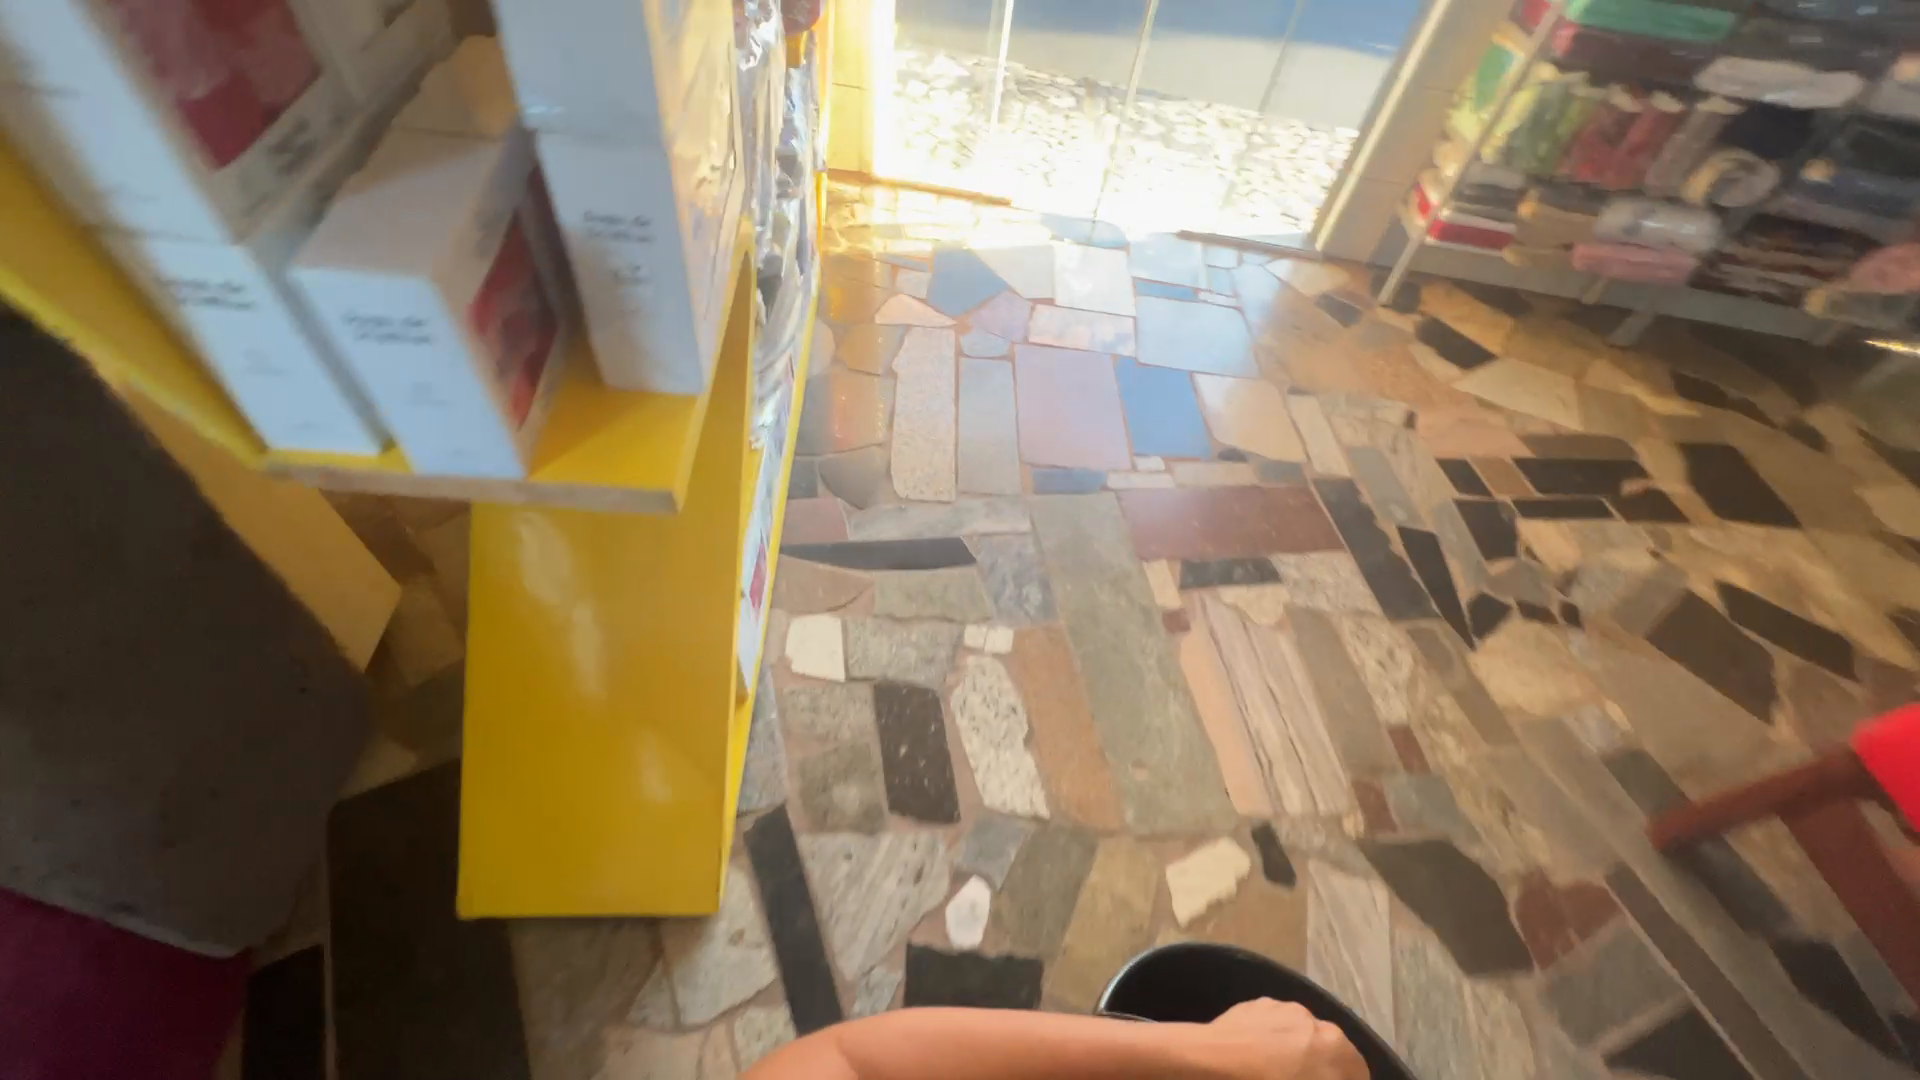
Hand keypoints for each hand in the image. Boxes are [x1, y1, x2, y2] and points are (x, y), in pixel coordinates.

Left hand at [1183, 998, 1369, 1079]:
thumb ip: (1329, 1078)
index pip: (1359, 1072)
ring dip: (1298, 1053)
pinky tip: (1257, 1059)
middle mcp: (1312, 1018)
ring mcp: (1280, 1007)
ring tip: (1276, 1073)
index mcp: (1336, 1046)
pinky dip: (1274, 1041)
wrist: (1214, 1062)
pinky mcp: (1253, 1005)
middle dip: (1323, 1070)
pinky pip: (1274, 1027)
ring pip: (1300, 1036)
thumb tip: (1322, 1075)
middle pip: (1329, 1051)